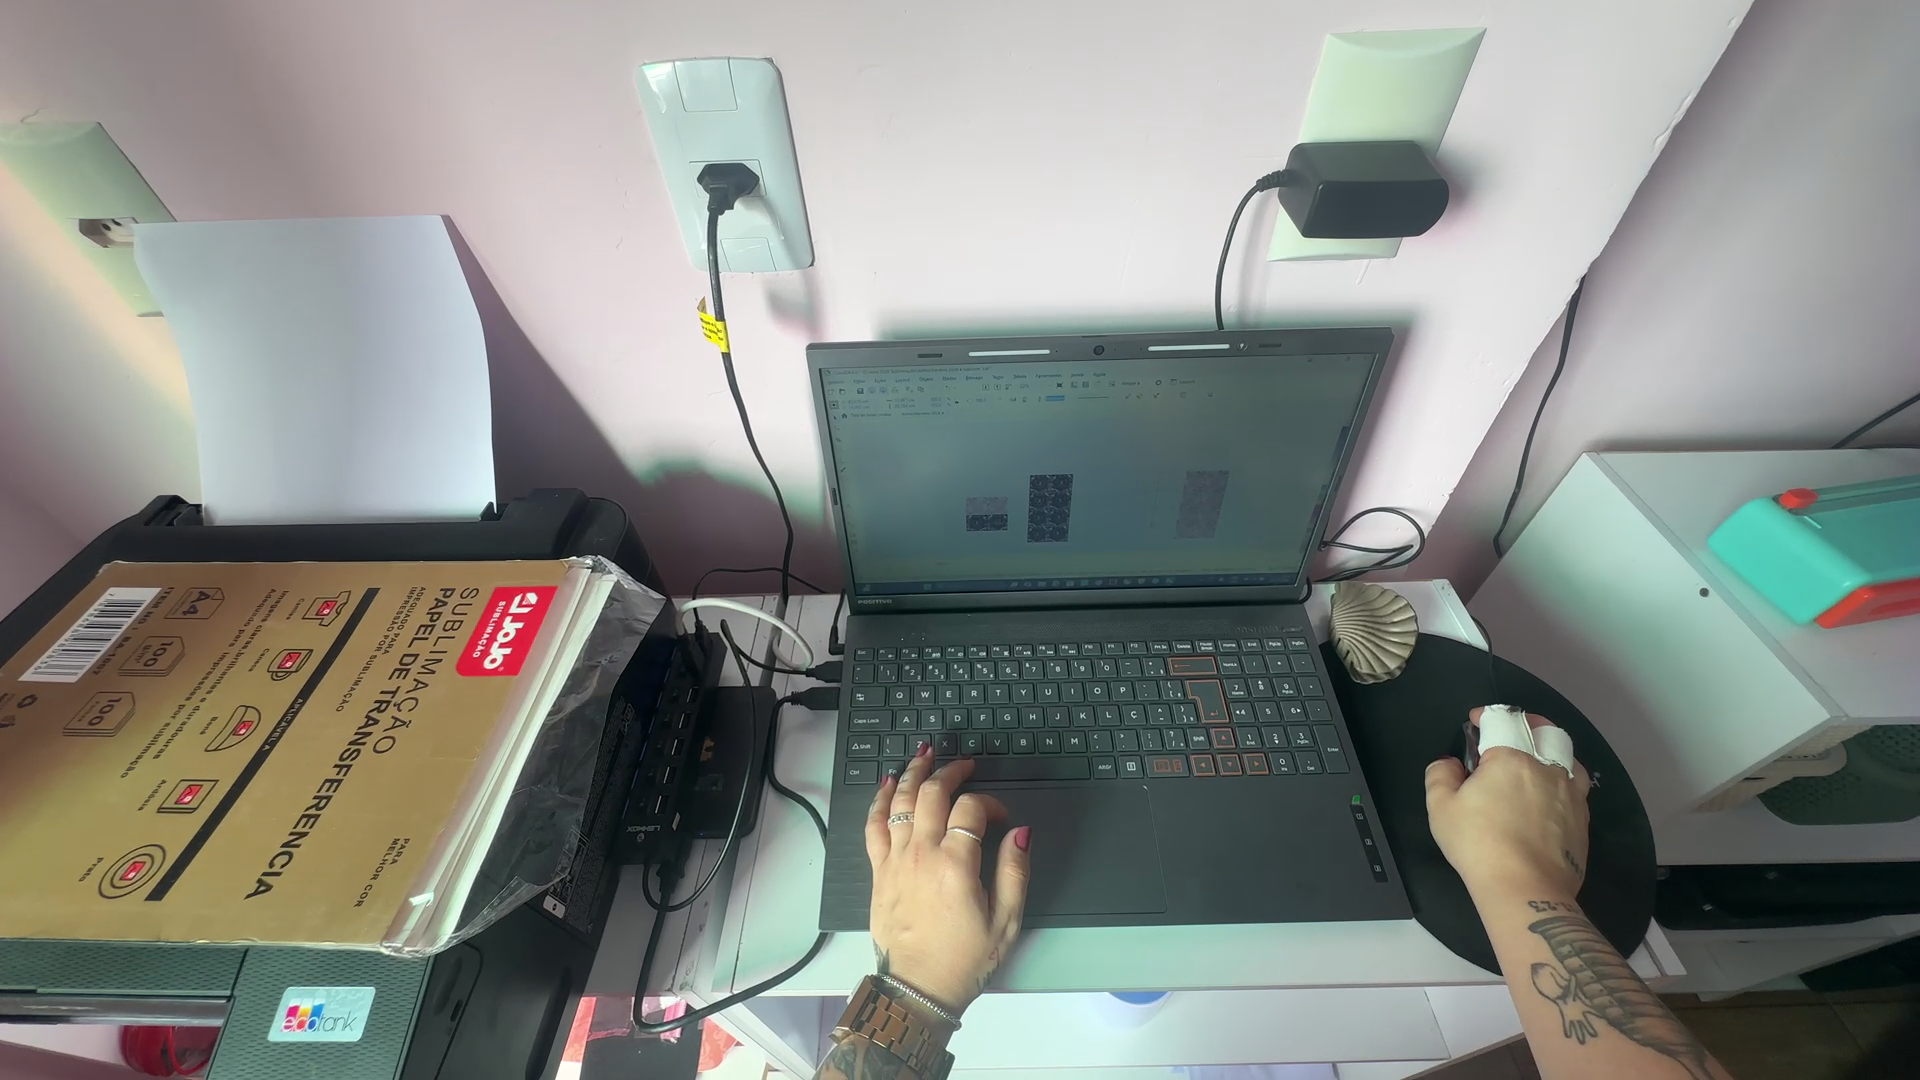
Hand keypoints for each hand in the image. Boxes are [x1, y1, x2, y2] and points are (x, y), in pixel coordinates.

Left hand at [864, 745, 1030, 1015]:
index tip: (1001, 815)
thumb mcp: (1006, 922)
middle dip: (951, 770)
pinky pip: (874, 825)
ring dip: (914, 771)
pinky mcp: (879, 870)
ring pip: (901, 800)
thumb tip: (1021, 832)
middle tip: (964, 763)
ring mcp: (896, 859)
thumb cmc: (964, 959)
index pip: (971, 809)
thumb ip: (1015, 871)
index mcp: (956, 865)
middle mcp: (922, 854)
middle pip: (933, 793)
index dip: (990, 803)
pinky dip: (880, 800)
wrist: (918, 990)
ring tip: (926, 752)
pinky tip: (888, 783)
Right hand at [1425, 708, 1591, 903]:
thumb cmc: (1477, 842)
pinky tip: (1546, 793)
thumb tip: (1452, 764)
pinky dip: (1561, 779)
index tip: (1474, 720)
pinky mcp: (1583, 822)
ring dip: (1551, 750)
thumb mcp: (1440, 804)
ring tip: (1535, 759)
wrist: (1525, 889)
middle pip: (1547, 732)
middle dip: (1526, 723)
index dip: (1486, 715)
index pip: (1503, 721)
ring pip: (1571, 758)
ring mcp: (1572, 796)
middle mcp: (1548, 770)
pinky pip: (1576, 788)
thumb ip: (1441, 774)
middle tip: (1510, 728)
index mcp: (1512, 759)